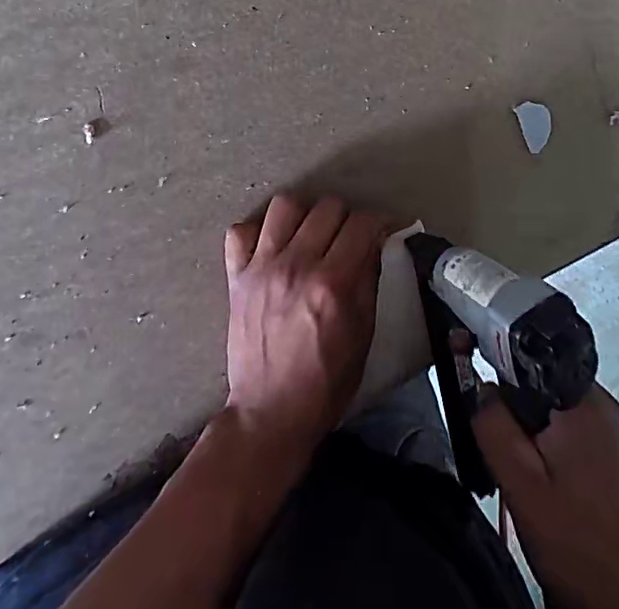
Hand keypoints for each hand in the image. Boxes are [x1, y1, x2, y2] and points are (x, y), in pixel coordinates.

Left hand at [223, 195, 390, 448]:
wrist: (270, 412)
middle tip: (350, 239)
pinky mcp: (235, 278)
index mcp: (333, 283)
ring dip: (306, 214)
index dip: (379, 222)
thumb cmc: (327, 379)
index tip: (382, 232)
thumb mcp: (364, 331)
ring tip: (312, 235)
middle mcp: (296, 266)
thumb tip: (376, 242)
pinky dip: (259, 232)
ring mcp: (261, 269)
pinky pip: (240, 231)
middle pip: (328, 207)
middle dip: (347, 218)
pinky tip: (274, 247)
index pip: (362, 223)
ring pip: (285, 205)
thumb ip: (369, 280)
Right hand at [473, 384, 618, 608]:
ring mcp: (608, 430)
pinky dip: (545, 448)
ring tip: (516, 474)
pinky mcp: (610, 455)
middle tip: (496, 449)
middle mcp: (601, 404)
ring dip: (527, 432)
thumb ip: (494, 426)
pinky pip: (566, 431)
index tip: (474, 391)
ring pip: (551, 410)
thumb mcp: (521, 482)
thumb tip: (479, 385)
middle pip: (540, 383)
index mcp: (583, 399)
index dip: (498, 366)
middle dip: (512, 409)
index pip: (532, 356)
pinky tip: (538, 485)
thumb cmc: (576, 539)